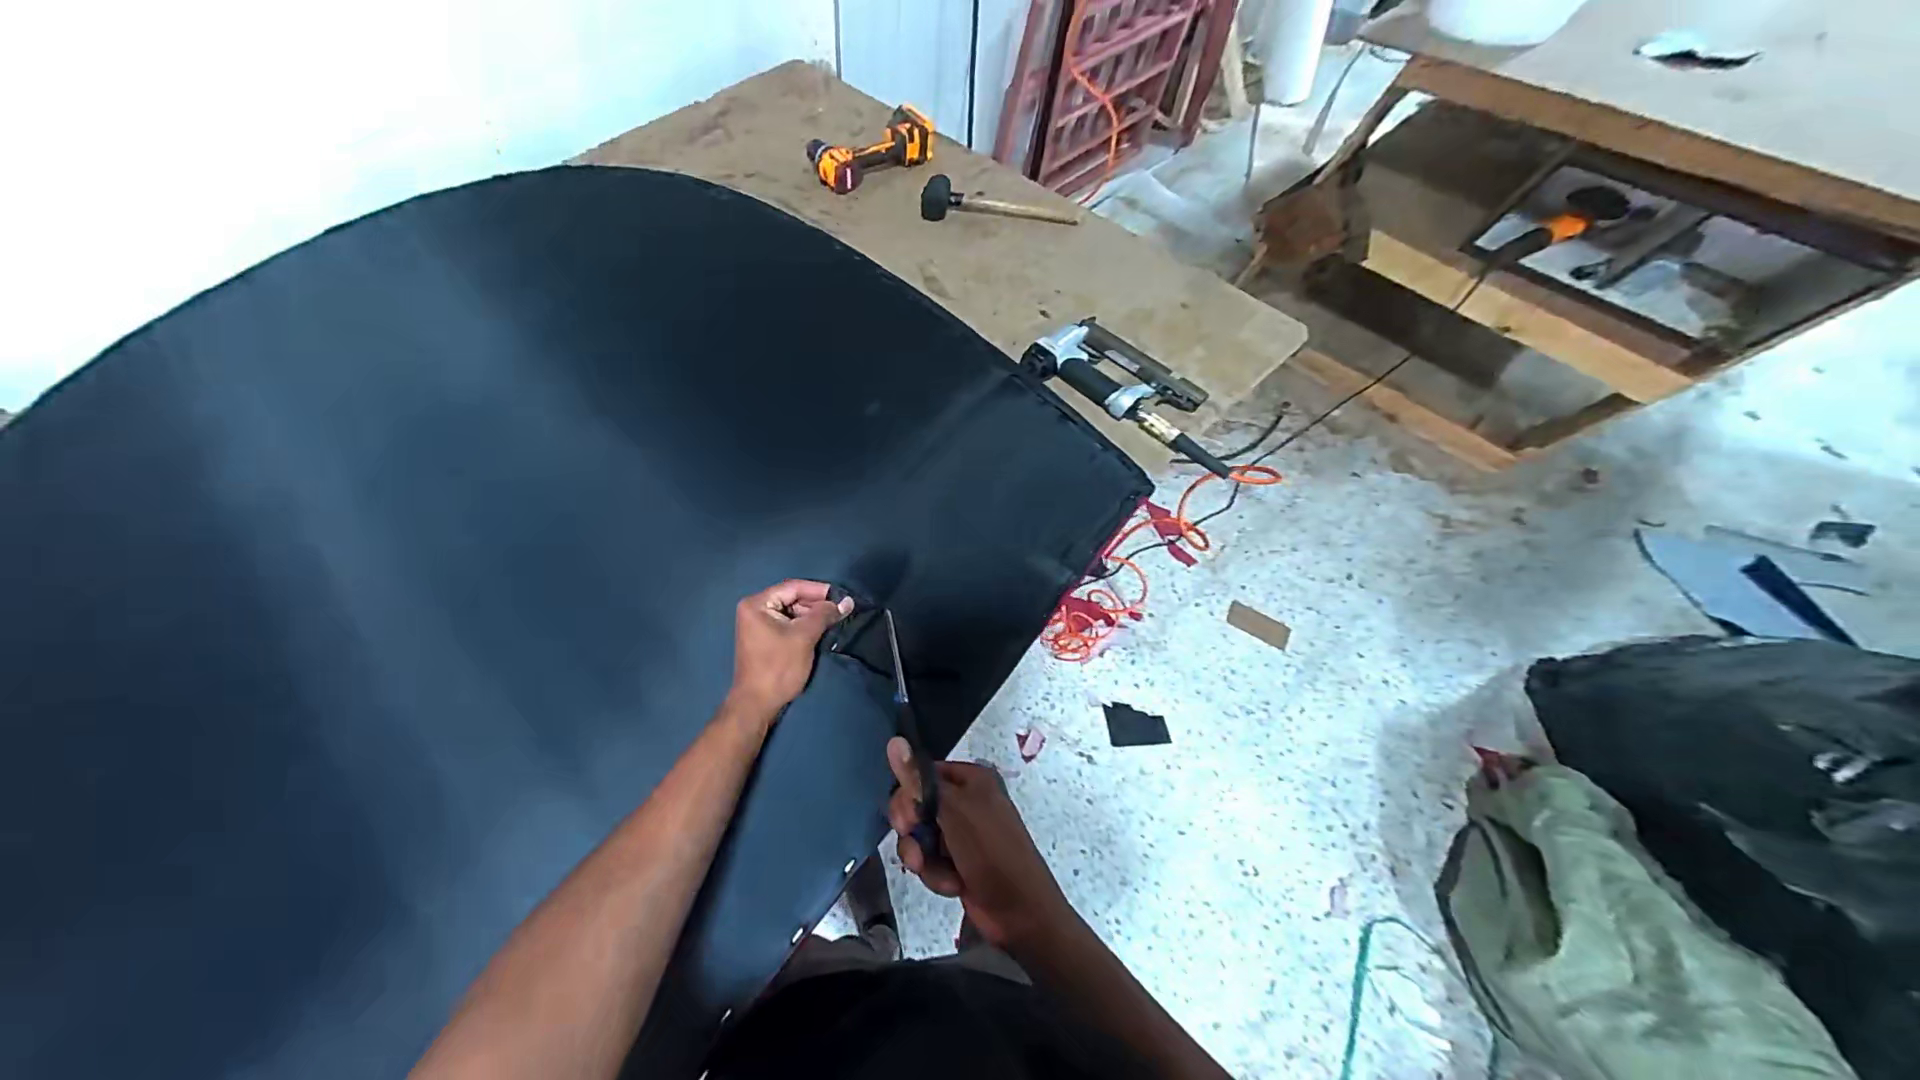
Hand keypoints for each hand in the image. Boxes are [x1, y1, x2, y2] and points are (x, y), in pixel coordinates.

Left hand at [727, 580, 852, 717]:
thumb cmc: (778, 667)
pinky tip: (822, 629)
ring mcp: (758, 624)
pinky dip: (804, 625)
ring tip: (835, 619)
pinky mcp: (765, 637)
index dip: (819, 590)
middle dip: (817, 603)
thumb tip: (847, 601)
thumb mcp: (804, 636)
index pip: (793, 587)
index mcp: (757, 604)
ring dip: (812, 615)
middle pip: (791, 598)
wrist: (757, 704)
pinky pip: (788, 623)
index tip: (842, 596)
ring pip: (791, 611)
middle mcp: (754, 609)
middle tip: (841, 609)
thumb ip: (825, 614)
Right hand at [886, 736, 1076, 950]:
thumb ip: (919, 780)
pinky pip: (930, 860)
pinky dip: (936, 874)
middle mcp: (966, 801)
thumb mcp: (953, 811)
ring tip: (941, 873)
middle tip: (917, 849)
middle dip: (914, 833)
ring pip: (920, 837)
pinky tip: (953, 884)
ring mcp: (962, 833)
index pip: (924, 774)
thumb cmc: (990, 851)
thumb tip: (894, 741)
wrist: (1020, 911)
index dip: (909, 796)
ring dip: (924, 859)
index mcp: (972, 779)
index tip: (906, 819)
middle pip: (917, 807)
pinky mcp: (957, 862)